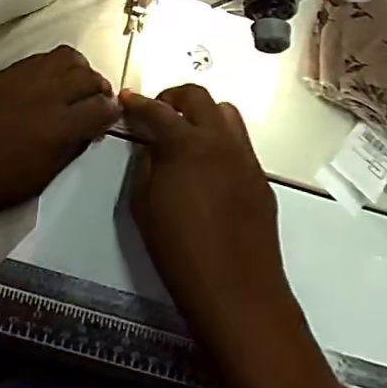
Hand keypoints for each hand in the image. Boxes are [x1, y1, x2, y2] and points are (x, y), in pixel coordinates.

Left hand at [0, 46, 118, 222]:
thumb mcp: (39, 178)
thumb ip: (69, 150)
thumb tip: (88, 131)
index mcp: (59, 128)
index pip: (102, 108)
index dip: (112, 112)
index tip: (111, 116)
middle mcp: (48, 95)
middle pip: (89, 77)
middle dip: (100, 88)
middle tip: (96, 100)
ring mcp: (26, 78)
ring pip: (68, 57)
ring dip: (80, 70)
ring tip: (75, 84)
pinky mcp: (6, 71)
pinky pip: (42, 58)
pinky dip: (56, 66)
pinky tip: (50, 82)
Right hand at [121, 85, 293, 344]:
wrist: (237, 290)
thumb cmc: (180, 252)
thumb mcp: (144, 207)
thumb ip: (145, 166)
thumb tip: (151, 147)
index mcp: (187, 144)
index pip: (158, 110)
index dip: (138, 102)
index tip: (126, 99)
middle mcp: (220, 140)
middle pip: (198, 96)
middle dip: (173, 97)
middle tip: (157, 112)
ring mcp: (245, 157)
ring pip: (226, 113)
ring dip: (202, 113)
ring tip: (185, 132)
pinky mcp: (260, 176)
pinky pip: (239, 141)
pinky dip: (220, 138)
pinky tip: (207, 165)